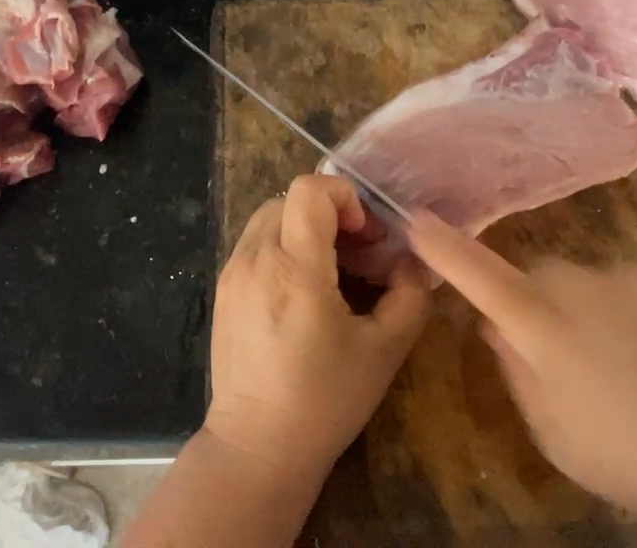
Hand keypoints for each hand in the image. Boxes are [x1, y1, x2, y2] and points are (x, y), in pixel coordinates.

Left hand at [204, 175, 430, 472]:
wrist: (258, 446)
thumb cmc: (325, 400)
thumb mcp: (383, 351)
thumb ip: (408, 298)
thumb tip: (413, 265)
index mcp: (294, 268)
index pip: (309, 190)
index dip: (345, 197)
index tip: (366, 234)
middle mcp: (256, 259)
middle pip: (289, 200)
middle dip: (329, 214)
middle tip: (358, 253)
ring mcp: (232, 274)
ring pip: (269, 220)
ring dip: (304, 231)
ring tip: (332, 273)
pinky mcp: (222, 291)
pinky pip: (254, 246)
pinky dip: (283, 250)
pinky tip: (303, 294)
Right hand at [407, 210, 636, 547]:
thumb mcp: (559, 438)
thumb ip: (518, 378)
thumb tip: (500, 336)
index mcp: (538, 324)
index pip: (474, 274)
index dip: (440, 246)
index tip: (413, 217)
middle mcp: (578, 284)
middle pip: (538, 281)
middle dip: (537, 310)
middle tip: (563, 366)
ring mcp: (632, 279)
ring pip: (590, 290)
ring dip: (592, 320)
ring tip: (635, 381)